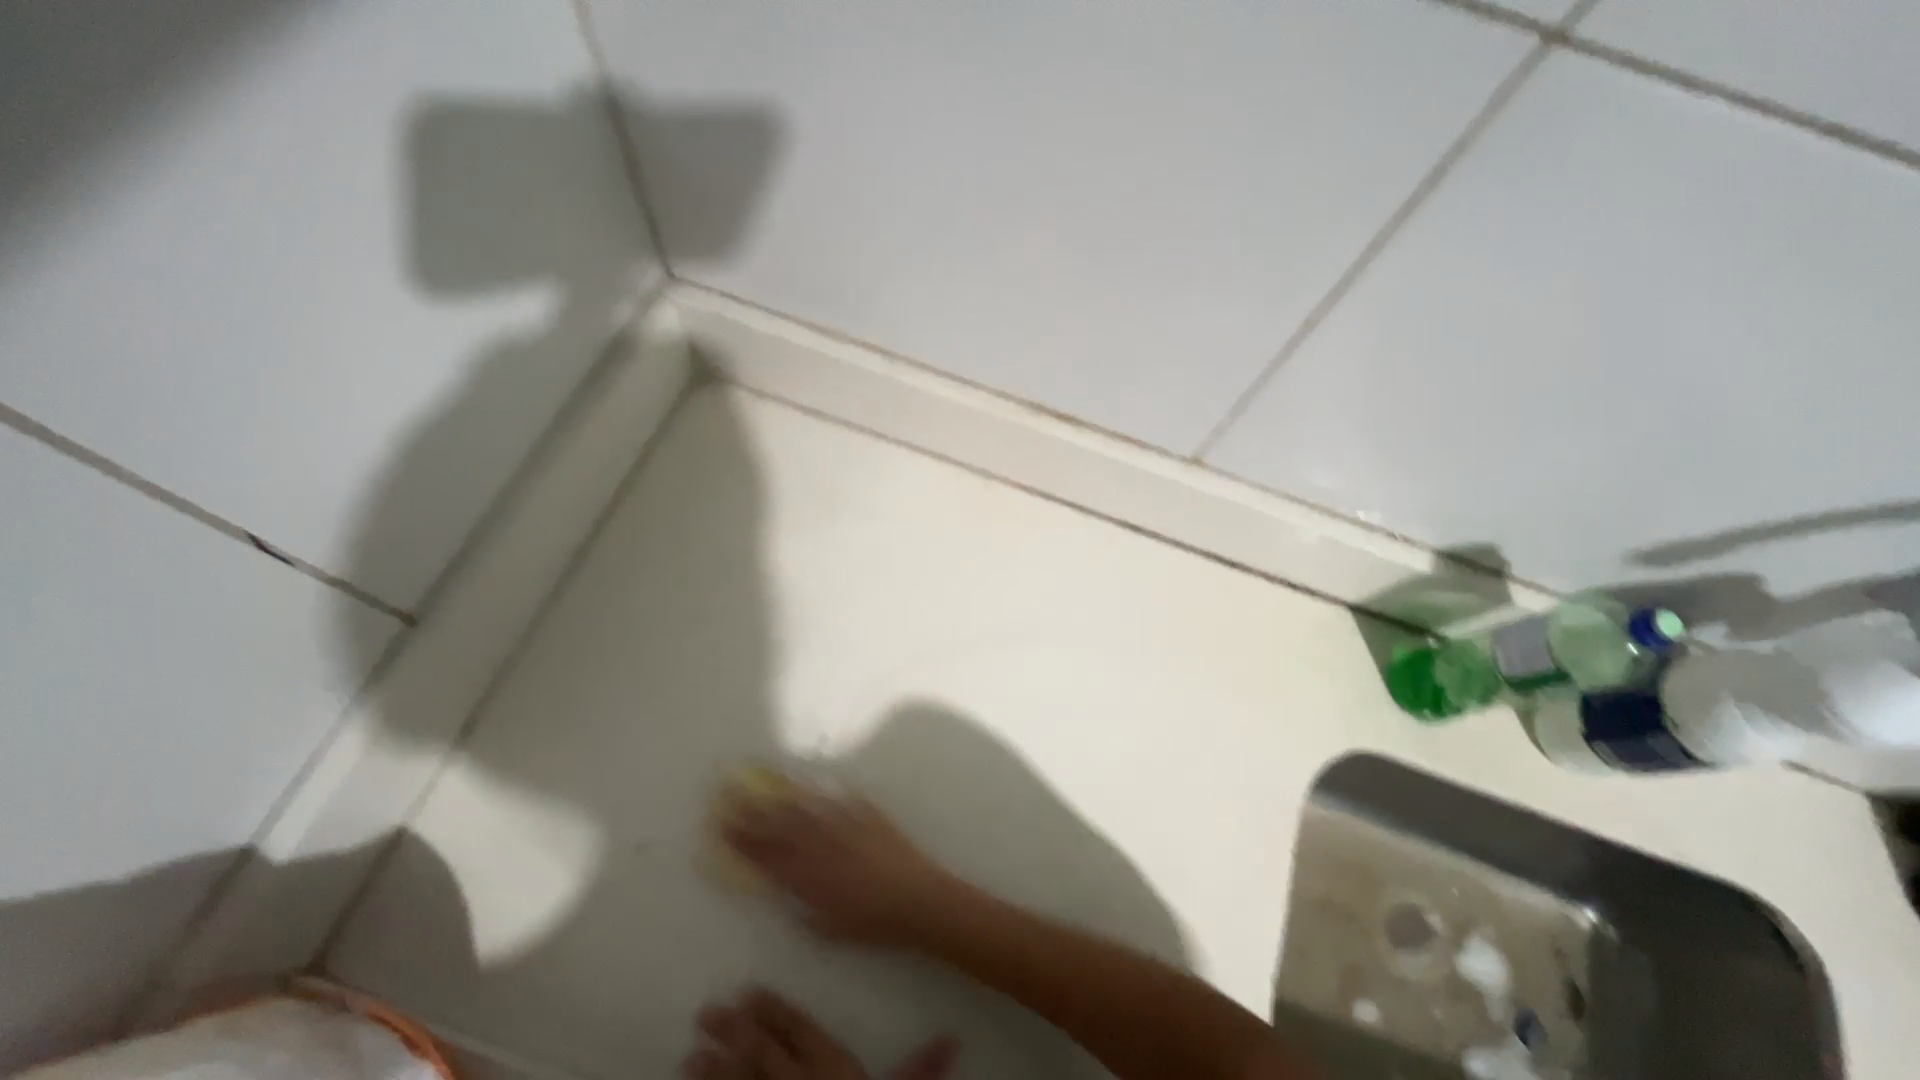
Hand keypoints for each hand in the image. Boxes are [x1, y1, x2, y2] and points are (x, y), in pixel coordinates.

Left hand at [684, 987, 957, 1079]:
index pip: (805, 1033)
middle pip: (766, 1054)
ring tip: (691, 1051)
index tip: (750, 990)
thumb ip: (921, 1071)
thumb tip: (951, 1039)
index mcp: (836, 1072)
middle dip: (737, 1032)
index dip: (777, 1011)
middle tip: (708, 1011)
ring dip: (716, 1069)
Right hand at [723, 790, 955, 945]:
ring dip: (783, 799)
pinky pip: (843, 800)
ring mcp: (845, 826)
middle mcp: (820, 846)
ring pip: (807, 808)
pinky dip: (827, 795)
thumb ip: (803, 910)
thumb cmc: (873, 925)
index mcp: (807, 876)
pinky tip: (815, 787)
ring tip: (765, 789)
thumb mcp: (829, 928)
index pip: (766, 855)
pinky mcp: (869, 815)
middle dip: (754, 814)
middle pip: (780, 825)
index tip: (723, 828)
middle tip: (733, 800)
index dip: (743, 841)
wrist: (918, 900)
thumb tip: (788, 896)